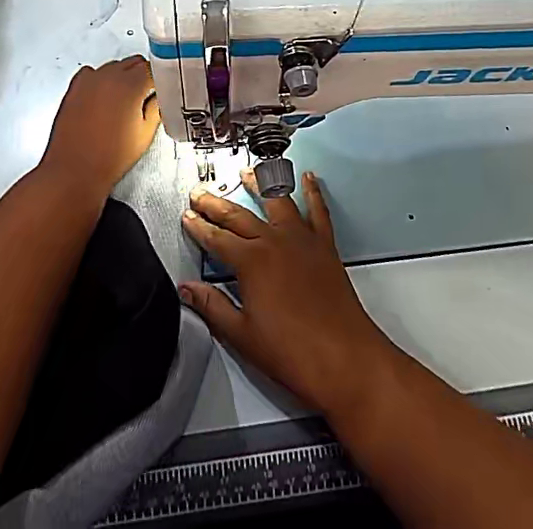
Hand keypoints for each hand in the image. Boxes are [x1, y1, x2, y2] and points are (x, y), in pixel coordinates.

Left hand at [39, 57, 159, 192]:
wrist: (75, 171)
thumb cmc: (107, 158)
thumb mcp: (145, 134)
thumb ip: (156, 109)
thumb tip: (158, 99)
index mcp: (129, 86)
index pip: (152, 68)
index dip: (161, 79)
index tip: (162, 88)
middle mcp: (107, 77)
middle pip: (134, 63)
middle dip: (143, 75)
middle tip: (148, 95)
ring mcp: (88, 81)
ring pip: (114, 67)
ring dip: (123, 77)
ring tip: (125, 101)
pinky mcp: (74, 89)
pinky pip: (92, 75)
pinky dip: (101, 81)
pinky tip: (104, 99)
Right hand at [180, 173, 398, 416]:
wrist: (344, 359)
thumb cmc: (296, 352)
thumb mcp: (242, 334)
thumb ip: (212, 306)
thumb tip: (189, 291)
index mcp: (252, 262)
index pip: (216, 238)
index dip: (198, 227)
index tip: (188, 218)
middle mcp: (276, 243)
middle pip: (238, 215)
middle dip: (216, 203)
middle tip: (201, 194)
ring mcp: (302, 241)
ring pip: (276, 201)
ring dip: (259, 184)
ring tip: (247, 173)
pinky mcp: (325, 247)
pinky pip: (317, 210)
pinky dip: (312, 192)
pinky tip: (308, 179)